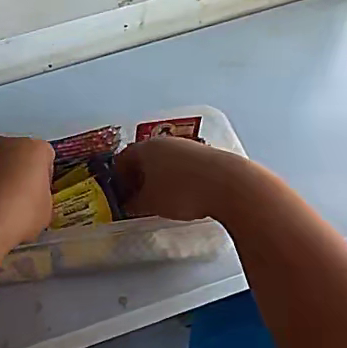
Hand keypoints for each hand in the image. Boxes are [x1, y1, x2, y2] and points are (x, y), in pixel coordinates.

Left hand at [0, 136, 53, 255]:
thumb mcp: (45, 211)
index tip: (40, 193)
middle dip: (21, 172)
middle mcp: (7, 144)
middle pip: (19, 155)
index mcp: (34, 149)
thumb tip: (33, 199)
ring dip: (0, 178)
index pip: (46, 156)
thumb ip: (42, 196)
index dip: (45, 176)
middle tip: (21, 198)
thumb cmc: (20, 216)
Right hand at [115, 136, 261, 221]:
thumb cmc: (182, 191)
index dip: (117, 180)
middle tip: (138, 200)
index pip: (121, 160)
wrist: (229, 185)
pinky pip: (183, 167)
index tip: (119, 197)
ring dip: (159, 180)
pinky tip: (184, 196)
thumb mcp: (150, 204)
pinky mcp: (206, 155)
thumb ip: (134, 204)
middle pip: (144, 159)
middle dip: (138, 180)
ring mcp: (187, 147)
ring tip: (162, 201)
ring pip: (165, 163)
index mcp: (145, 148)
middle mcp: (165, 142)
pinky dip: (178, 180)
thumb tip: (129, 205)